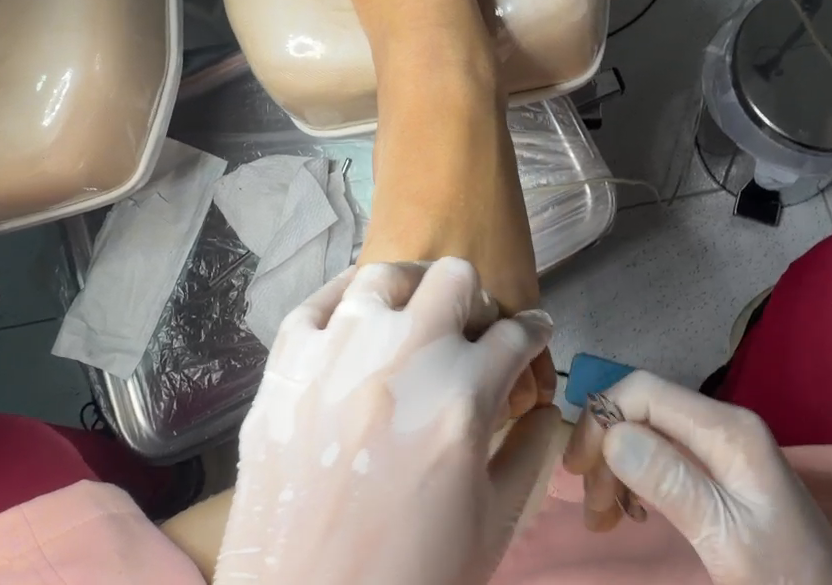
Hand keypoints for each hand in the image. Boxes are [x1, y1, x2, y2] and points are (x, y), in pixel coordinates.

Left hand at [218, 258, 562, 584]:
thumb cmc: (414, 575)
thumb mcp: (494, 523)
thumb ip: (530, 453)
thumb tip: (545, 409)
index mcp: (462, 397)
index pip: (515, 336)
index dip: (533, 334)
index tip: (531, 335)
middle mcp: (403, 357)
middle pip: (457, 280)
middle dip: (478, 304)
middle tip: (473, 334)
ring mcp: (337, 355)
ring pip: (387, 276)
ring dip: (414, 292)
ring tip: (413, 319)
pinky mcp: (285, 369)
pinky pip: (317, 302)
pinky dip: (344, 299)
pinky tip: (356, 315)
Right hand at [565, 371, 831, 584]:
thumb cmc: (781, 573)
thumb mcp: (724, 537)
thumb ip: (671, 483)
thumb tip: (613, 436)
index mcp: (726, 428)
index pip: (645, 390)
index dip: (603, 417)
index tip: (578, 470)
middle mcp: (722, 421)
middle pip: (643, 407)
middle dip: (606, 446)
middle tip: (592, 507)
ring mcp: (722, 441)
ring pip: (648, 429)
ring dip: (616, 465)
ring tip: (605, 516)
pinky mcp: (720, 463)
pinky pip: (663, 451)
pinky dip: (636, 474)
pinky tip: (632, 508)